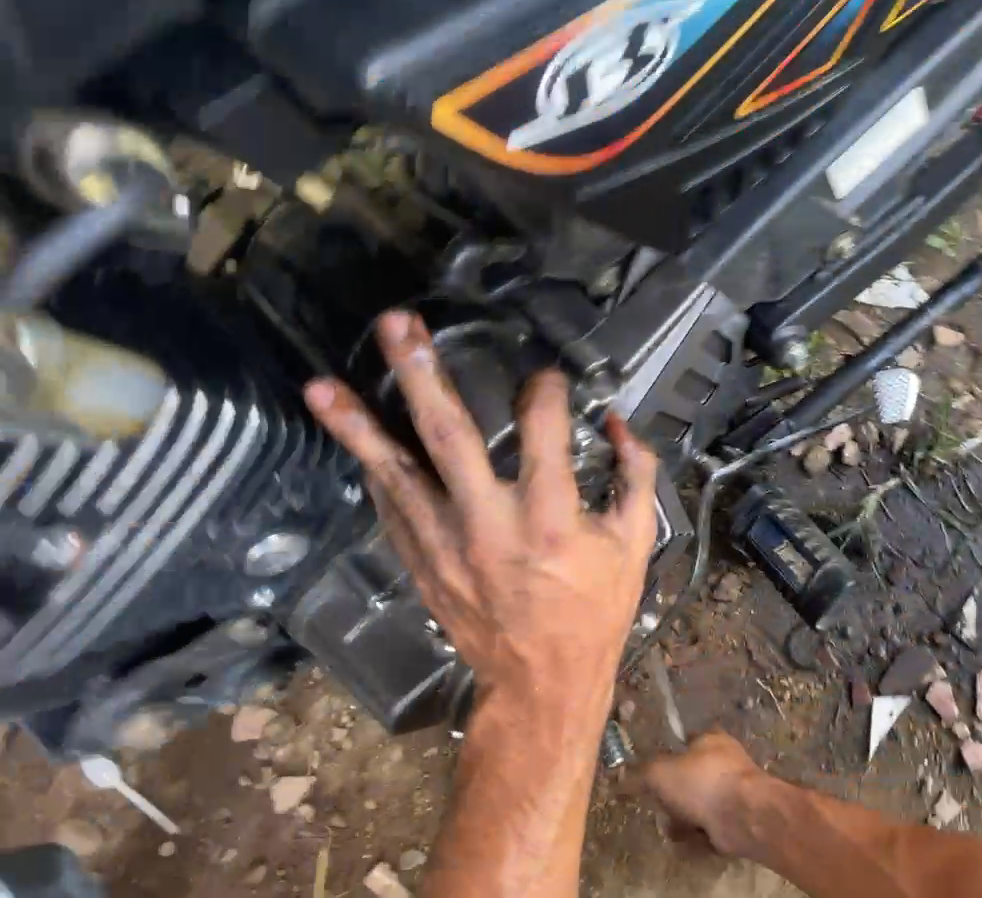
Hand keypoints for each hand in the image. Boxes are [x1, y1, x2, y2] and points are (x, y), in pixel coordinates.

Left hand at [303, 309, 658, 719]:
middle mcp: (488, 522)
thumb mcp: (638, 540)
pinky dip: (374, 469)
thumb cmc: (598, 607)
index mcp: (551, 516)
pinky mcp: (419, 562)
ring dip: (358, 424)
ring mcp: (443, 544)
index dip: (545, 391)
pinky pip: (390, 507)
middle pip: (446, 434)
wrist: (542, 677)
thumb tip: (618, 423)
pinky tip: (355, 440)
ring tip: (321, 384)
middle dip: (421, 375)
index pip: (541, 429)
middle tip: (398, 326)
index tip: (549, 376)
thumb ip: (636, 475)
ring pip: (394, 471)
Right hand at [643, 732, 767, 855]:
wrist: (742, 812)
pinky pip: (707, 824)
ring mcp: (732, 787)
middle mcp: (724, 759)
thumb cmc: (702, 781)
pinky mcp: (735, 813)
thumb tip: (622, 779)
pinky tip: (690, 838)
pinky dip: (697, 833)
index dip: (669, 756)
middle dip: (673, 796)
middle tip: (662, 807)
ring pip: (697, 803)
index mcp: (711, 739)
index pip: (687, 740)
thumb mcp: (661, 772)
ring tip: (676, 826)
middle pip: (689, 776)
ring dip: (683, 818)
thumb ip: (641, 774)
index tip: (653, 776)